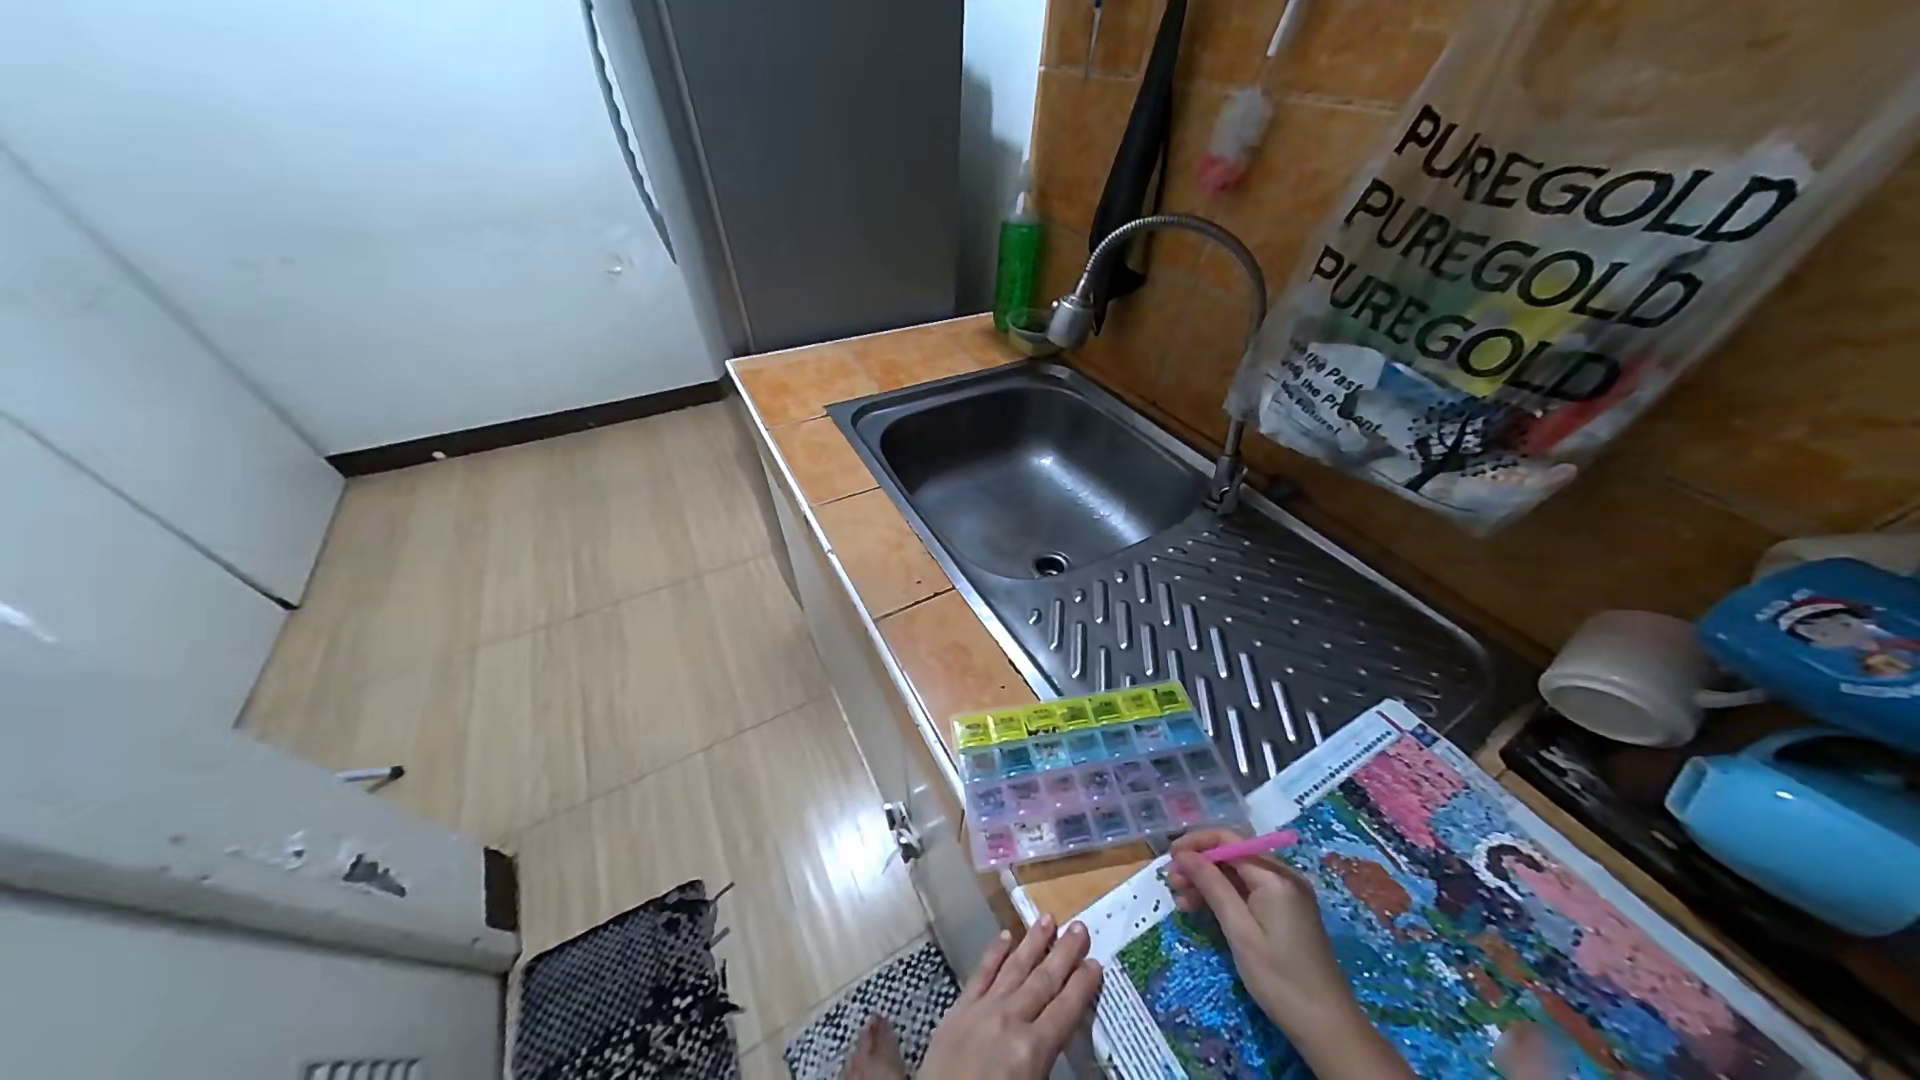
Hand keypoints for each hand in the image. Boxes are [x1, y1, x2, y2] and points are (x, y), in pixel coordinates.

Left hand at [918, 915, 1102, 1079]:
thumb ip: (1047, 1061)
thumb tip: (1062, 1033)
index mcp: (1032, 1049)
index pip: (1065, 1009)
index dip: (1082, 985)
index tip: (1096, 963)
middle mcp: (1010, 1019)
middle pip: (1044, 980)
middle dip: (1064, 953)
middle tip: (1079, 926)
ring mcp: (982, 1009)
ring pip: (1014, 968)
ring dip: (1033, 943)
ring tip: (1047, 918)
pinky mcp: (958, 1009)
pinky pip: (980, 974)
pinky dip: (994, 953)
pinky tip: (1005, 936)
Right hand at [1166, 828, 1346, 1024]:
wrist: (1327, 1027)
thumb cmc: (1279, 978)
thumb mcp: (1239, 930)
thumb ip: (1211, 885)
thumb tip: (1184, 854)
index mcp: (1275, 876)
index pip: (1228, 840)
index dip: (1196, 843)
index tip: (1169, 858)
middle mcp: (1284, 876)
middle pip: (1233, 854)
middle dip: (1199, 864)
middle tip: (1172, 883)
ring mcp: (1287, 894)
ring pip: (1238, 873)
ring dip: (1208, 881)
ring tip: (1182, 900)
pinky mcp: (1287, 911)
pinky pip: (1250, 890)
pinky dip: (1225, 895)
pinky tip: (1204, 909)